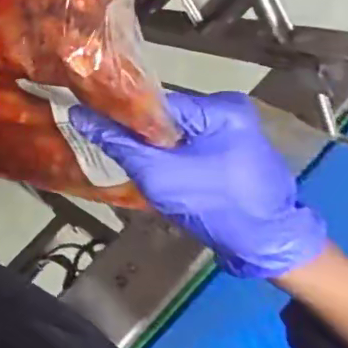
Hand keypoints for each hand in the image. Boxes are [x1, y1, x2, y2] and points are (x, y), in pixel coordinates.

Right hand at [69, 91, 325, 278]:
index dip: (121, 115)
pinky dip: (171, 156)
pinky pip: (189, 145)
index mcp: (218, 107)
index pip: (154, 102)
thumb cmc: (214, 205)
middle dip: (138, 135)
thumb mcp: (158, 174)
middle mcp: (229, 110)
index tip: (93, 126)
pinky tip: (159, 171)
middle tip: (110, 150)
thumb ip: (118, 143)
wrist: (268, 244)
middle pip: (165, 117)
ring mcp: (234, 130)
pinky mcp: (234, 150)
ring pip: (175, 132)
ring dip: (153, 148)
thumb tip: (79, 116)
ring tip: (132, 163)